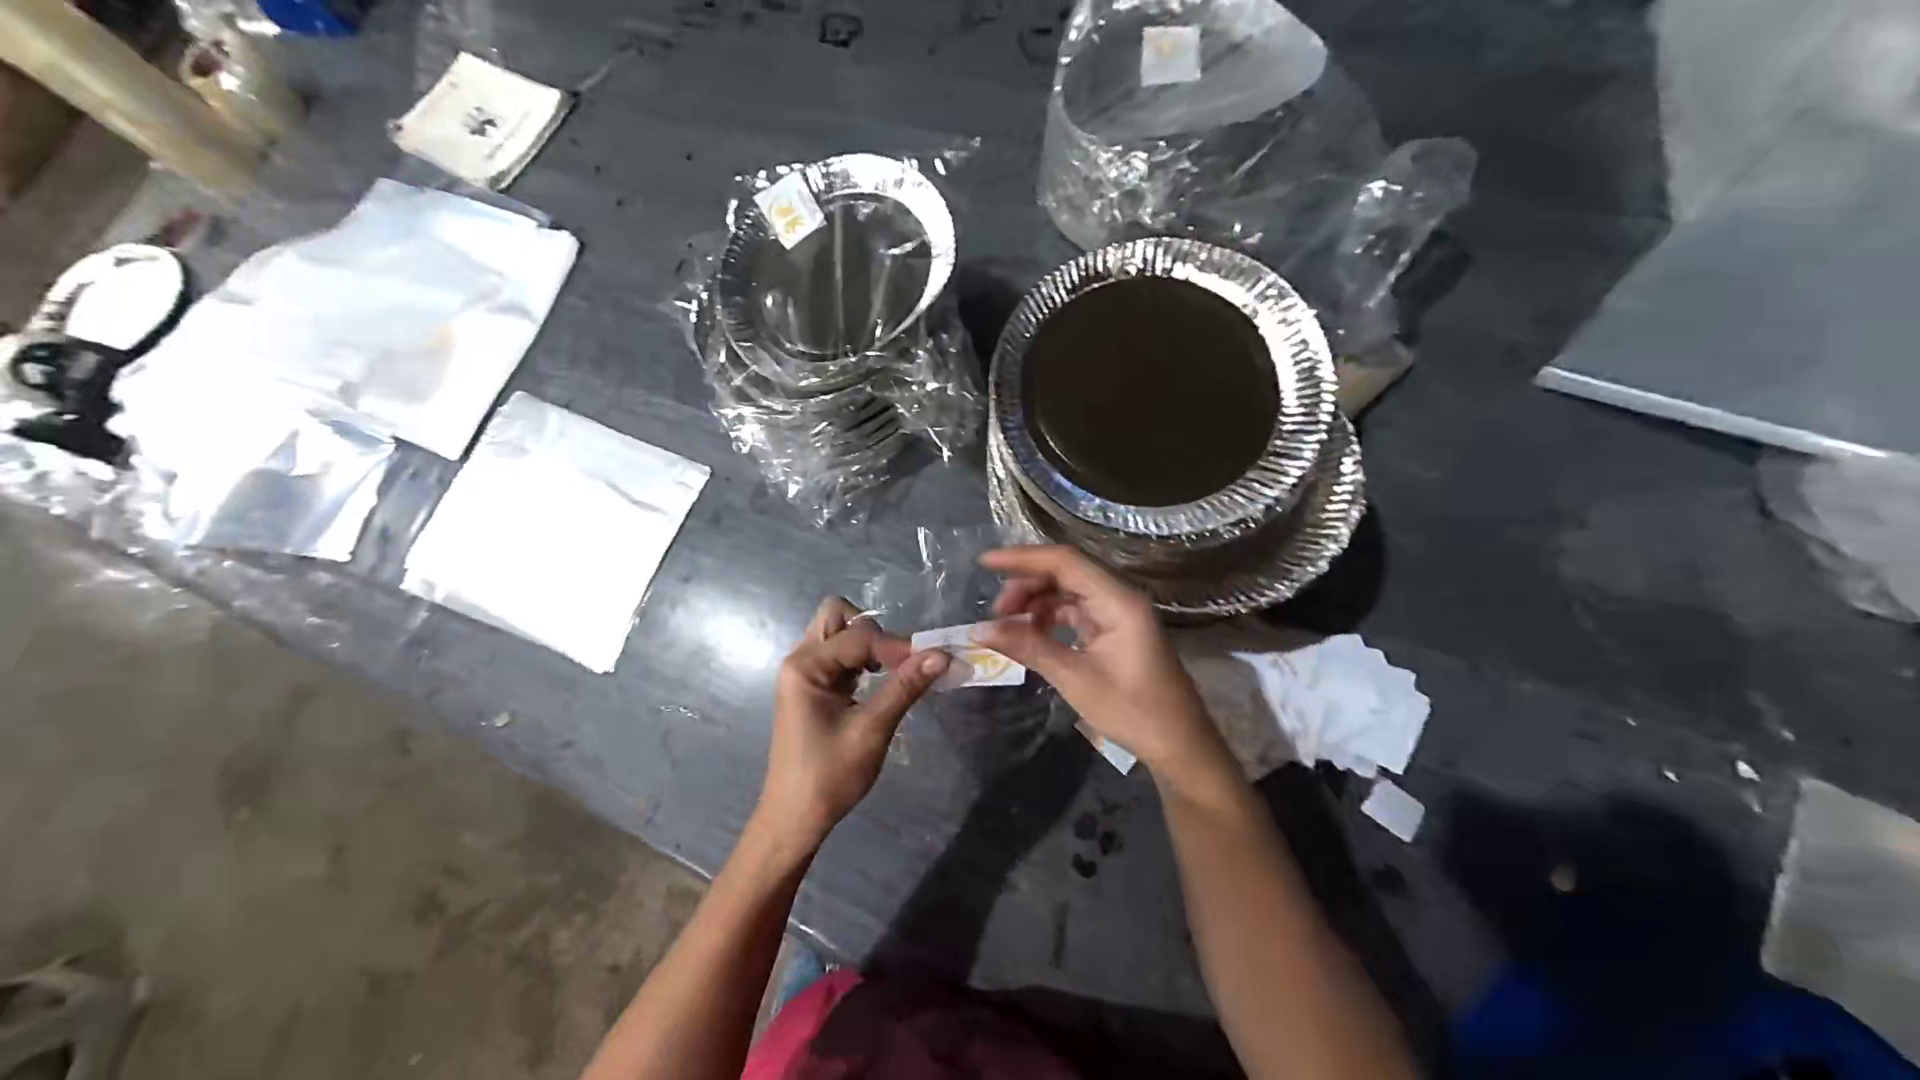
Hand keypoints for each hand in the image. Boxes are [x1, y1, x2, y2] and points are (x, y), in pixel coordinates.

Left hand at [758, 597, 950, 850]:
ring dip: (868, 645)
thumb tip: (942, 654)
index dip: (896, 647)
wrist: (796, 817)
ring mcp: (804, 673)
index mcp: (805, 666)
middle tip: (899, 659)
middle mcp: (800, 660)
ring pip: (838, 634)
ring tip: (894, 671)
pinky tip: (879, 682)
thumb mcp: (872, 729)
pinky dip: (862, 660)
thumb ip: (905, 686)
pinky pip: (839, 656)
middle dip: (873, 631)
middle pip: (837, 616)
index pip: (859, 636)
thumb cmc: (829, 775)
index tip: (930, 663)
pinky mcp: (813, 687)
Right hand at [977, 546, 1232, 789]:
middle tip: (995, 612)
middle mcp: (1120, 597)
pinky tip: (1031, 633)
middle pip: (1066, 573)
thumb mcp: (1075, 679)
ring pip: (1069, 591)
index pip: (1065, 562)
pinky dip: (1050, 618)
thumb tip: (980, 630)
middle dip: (1026, 584)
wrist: (1179, 745)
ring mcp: (1119, 613)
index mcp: (1118, 601)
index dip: (1022, 558)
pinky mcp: (1115, 630)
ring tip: (1008, 625)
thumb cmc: (1133, 712)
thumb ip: (1029, 647)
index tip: (984, 563)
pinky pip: (1077, 611)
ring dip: (1036, 601)